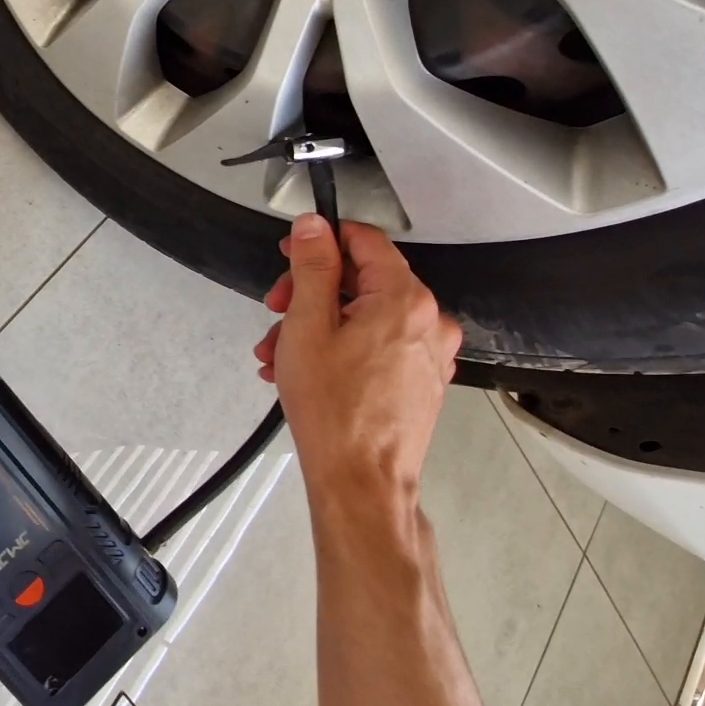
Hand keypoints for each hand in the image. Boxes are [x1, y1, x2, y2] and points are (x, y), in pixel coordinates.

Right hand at [254, 215, 461, 502]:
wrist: (360, 477)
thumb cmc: (334, 410)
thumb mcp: (306, 325)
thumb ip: (311, 268)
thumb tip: (314, 228)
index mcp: (404, 301)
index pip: (366, 242)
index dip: (321, 241)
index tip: (293, 252)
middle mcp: (427, 322)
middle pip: (362, 280)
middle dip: (310, 292)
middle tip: (277, 311)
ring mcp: (427, 353)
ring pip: (363, 314)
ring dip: (316, 324)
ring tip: (280, 352)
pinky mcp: (419, 378)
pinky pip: (375, 343)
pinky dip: (338, 346)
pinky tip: (305, 367)